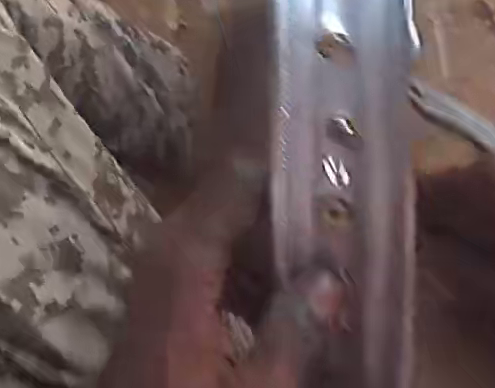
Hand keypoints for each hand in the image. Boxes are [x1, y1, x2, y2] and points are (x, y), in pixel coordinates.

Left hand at [99, 158, 343, 387]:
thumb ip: (292, 332)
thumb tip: (329, 276)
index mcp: (186, 251)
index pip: (236, 180)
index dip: (279, 168)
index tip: (322, 161)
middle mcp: (169, 241)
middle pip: (232, 201)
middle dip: (282, 209)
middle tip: (334, 213)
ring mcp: (161, 263)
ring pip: (224, 230)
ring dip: (268, 243)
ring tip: (322, 255)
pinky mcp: (162, 287)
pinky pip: (212, 257)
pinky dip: (247, 268)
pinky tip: (285, 296)